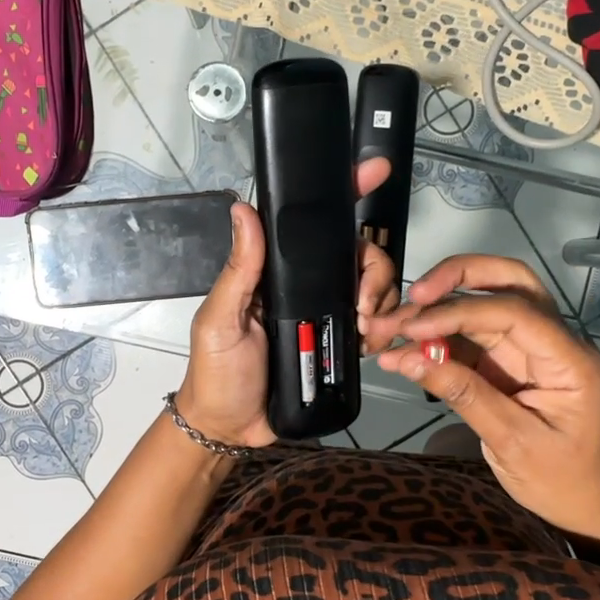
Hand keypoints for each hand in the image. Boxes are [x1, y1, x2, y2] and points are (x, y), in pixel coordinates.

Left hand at [176, 159, 395, 447]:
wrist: (232, 428)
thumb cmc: (217, 372)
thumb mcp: (221, 320)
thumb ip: (239, 270)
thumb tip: (243, 208)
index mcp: (273, 272)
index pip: (307, 226)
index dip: (342, 195)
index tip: (373, 171)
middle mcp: (304, 285)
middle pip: (355, 254)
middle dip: (373, 269)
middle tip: (363, 304)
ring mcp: (324, 314)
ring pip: (371, 286)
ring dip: (380, 300)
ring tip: (365, 329)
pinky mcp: (339, 344)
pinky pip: (373, 324)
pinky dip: (382, 327)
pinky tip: (372, 342)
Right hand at [373, 255, 599, 532]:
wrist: (585, 513)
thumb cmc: (562, 483)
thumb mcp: (513, 443)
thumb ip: (464, 394)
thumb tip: (409, 359)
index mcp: (570, 359)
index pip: (514, 311)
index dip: (459, 311)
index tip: (413, 327)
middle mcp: (554, 342)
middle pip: (508, 284)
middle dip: (457, 278)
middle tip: (411, 295)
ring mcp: (531, 351)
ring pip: (483, 307)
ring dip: (437, 312)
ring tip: (390, 328)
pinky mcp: (509, 365)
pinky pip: (471, 340)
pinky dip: (436, 341)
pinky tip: (402, 352)